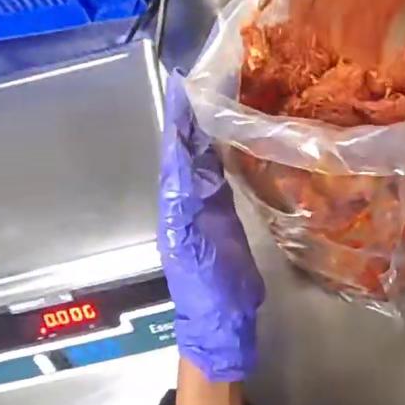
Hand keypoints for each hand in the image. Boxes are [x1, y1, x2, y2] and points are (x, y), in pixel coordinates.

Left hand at [159, 74, 263, 381]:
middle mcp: (186, 202)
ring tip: (217, 99)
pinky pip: (218, 178)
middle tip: (204, 83)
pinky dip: (221, 155)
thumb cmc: (208, 291)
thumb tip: (183, 165)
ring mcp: (204, 208)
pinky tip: (229, 138)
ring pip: (202, 162)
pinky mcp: (223, 216)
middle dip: (191, 120)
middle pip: (186, 154)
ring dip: (206, 132)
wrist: (222, 320)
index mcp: (175, 208)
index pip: (175, 158)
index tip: (183, 90)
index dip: (179, 126)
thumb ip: (188, 208)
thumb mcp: (194, 249)